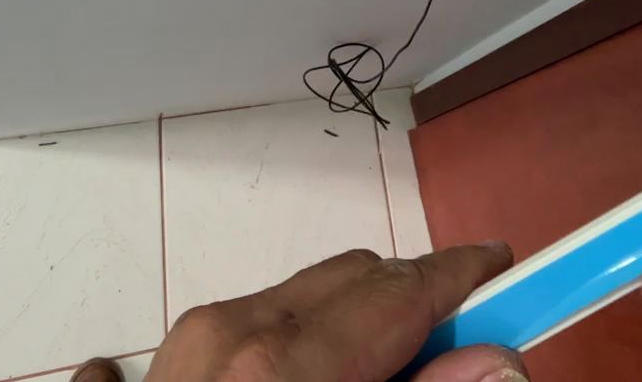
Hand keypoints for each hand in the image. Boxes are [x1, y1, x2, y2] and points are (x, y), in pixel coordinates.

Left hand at [147, 244, 524, 381]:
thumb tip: (496, 364)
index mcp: (284, 364)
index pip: (400, 290)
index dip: (462, 275)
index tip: (504, 270)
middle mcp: (228, 334)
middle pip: (352, 280)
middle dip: (410, 302)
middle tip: (455, 348)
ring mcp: (177, 351)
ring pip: (295, 299)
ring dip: (347, 326)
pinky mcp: (137, 381)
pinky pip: (224, 337)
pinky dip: (271, 352)